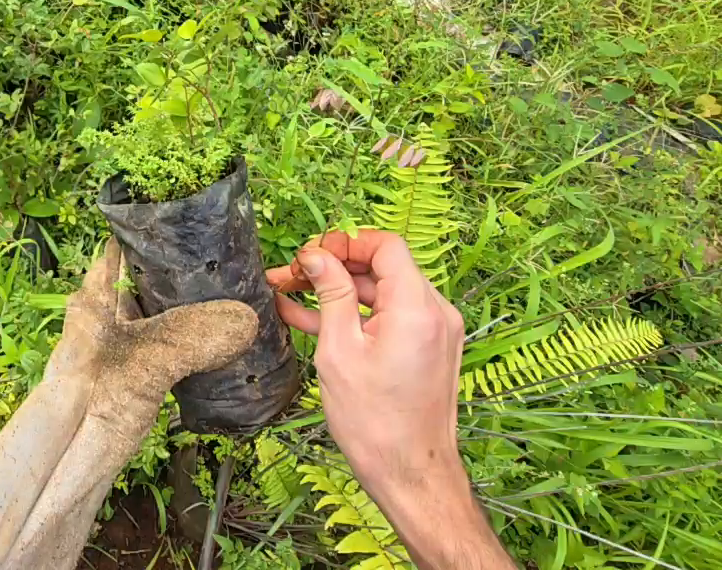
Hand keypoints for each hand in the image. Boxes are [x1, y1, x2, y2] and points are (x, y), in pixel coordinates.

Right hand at [269, 231, 514, 569]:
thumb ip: (330, 293)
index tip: (310, 255)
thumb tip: (315, 254)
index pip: (385, 246)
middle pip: (379, 267)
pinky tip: (306, 316)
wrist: (411, 478)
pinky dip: (351, 313)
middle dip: (331, 266)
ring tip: (287, 293)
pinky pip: (385, 316)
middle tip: (289, 275)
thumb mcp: (339, 349)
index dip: (345, 242)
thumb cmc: (374, 421)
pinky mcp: (424, 348)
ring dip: (334, 290)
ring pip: (377, 291)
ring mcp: (432, 332)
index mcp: (417, 308)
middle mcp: (434, 313)